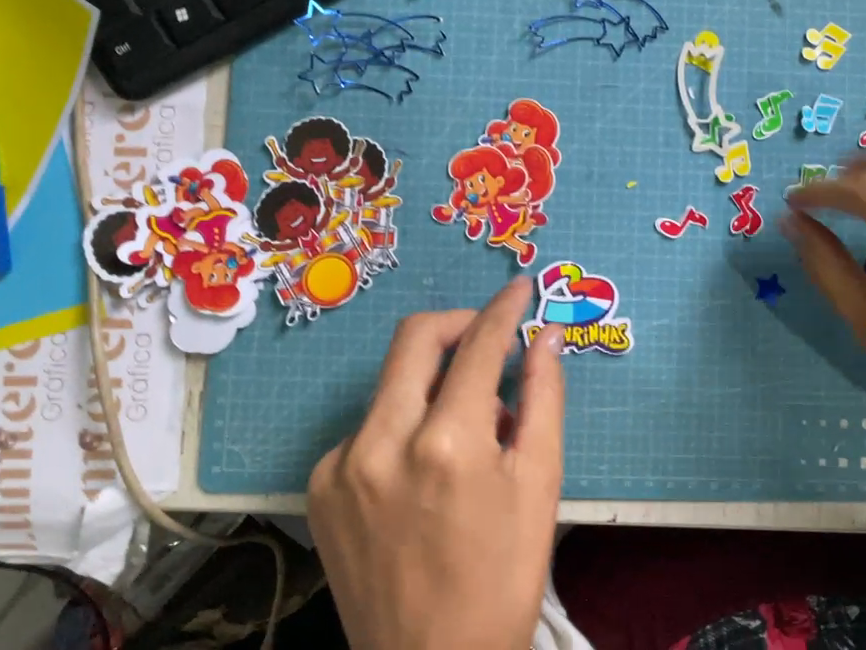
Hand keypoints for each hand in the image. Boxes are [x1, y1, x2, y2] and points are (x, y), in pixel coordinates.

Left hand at [307, 278, 563, 649]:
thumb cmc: (502, 577)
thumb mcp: (540, 485)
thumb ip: (543, 398)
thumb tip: (545, 335)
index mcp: (447, 443)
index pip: (477, 345)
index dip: (502, 309)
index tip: (519, 289)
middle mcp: (382, 442)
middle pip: (414, 339)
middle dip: (457, 324)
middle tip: (488, 338)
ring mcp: (341, 464)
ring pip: (390, 384)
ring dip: (431, 384)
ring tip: (464, 429)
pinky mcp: (320, 486)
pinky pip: (367, 427)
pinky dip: (400, 427)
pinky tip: (422, 469)